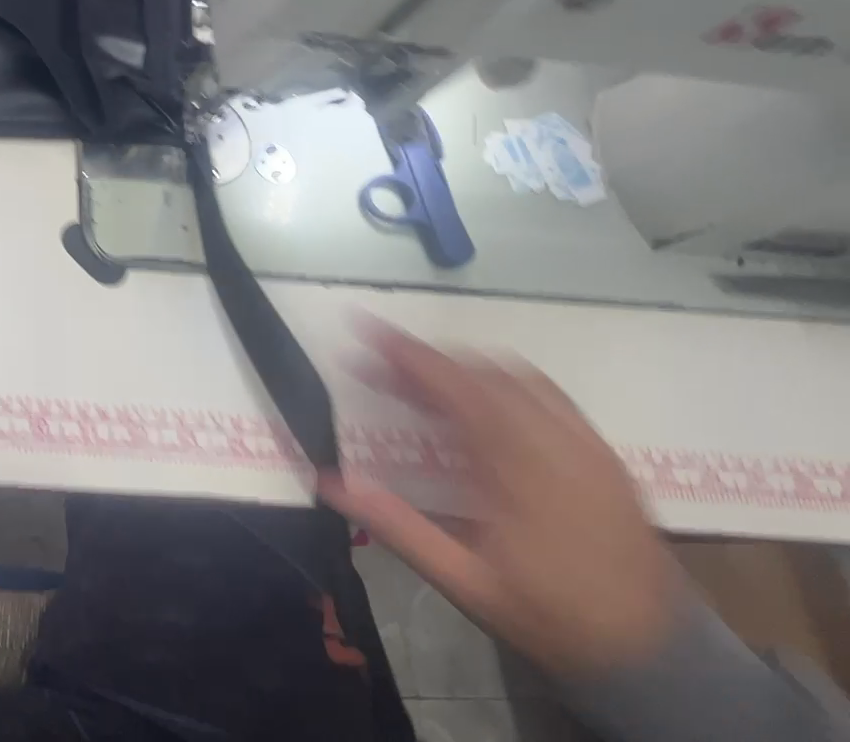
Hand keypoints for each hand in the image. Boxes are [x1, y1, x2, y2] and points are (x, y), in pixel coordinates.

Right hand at [316, 320, 676, 676]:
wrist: (656, 655)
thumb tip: (329, 481)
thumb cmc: (549, 616)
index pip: (459, 388)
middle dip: (426, 359)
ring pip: (519, 377)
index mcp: (522, 472)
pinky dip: (502, 382)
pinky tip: (479, 404)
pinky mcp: (605, 456)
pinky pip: (548, 395)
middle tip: (376, 367)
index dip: (408, 353)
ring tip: (419, 382)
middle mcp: (560, 446)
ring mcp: (589, 447)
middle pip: (486, 373)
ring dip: (463, 368)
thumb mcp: (464, 581)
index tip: (365, 331)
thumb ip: (397, 526)